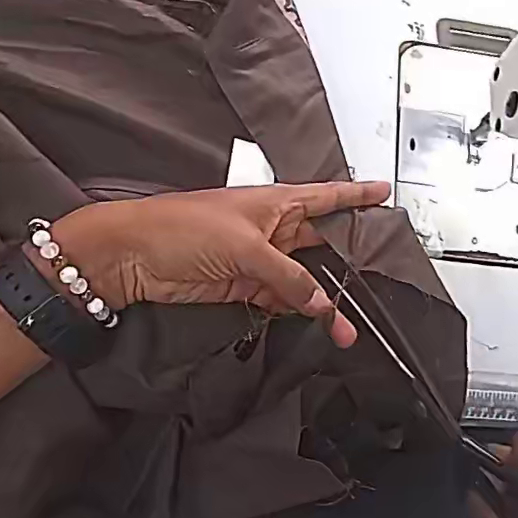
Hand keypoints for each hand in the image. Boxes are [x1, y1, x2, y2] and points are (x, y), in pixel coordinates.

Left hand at [43, 181, 391, 347]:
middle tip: (376, 278)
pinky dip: (296, 311)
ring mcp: (258, 258)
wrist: (134, 256)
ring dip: (322, 299)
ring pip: (302, 278)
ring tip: (345, 323)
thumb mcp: (244, 246)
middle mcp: (271, 227)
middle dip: (347, 261)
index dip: (356, 195)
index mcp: (276, 202)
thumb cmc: (179, 226)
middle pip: (320, 243)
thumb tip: (319, 299)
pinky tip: (313, 321)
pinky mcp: (243, 284)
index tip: (383, 194)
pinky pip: (280, 298)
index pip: (328, 195)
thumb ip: (287, 274)